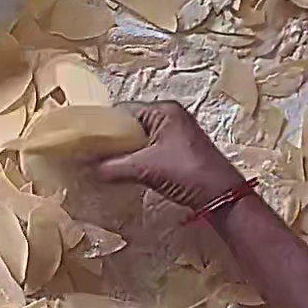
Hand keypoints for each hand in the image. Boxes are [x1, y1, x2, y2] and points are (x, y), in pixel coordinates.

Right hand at [92, 101, 247, 210]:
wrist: (222, 197)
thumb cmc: (186, 172)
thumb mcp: (145, 168)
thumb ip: (113, 166)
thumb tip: (86, 169)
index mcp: (163, 110)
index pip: (123, 111)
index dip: (103, 126)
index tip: (85, 142)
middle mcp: (169, 117)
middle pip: (130, 125)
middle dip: (112, 141)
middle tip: (91, 155)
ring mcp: (175, 134)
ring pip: (139, 139)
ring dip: (123, 153)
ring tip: (103, 165)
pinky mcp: (178, 151)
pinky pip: (148, 150)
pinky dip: (135, 160)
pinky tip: (123, 172)